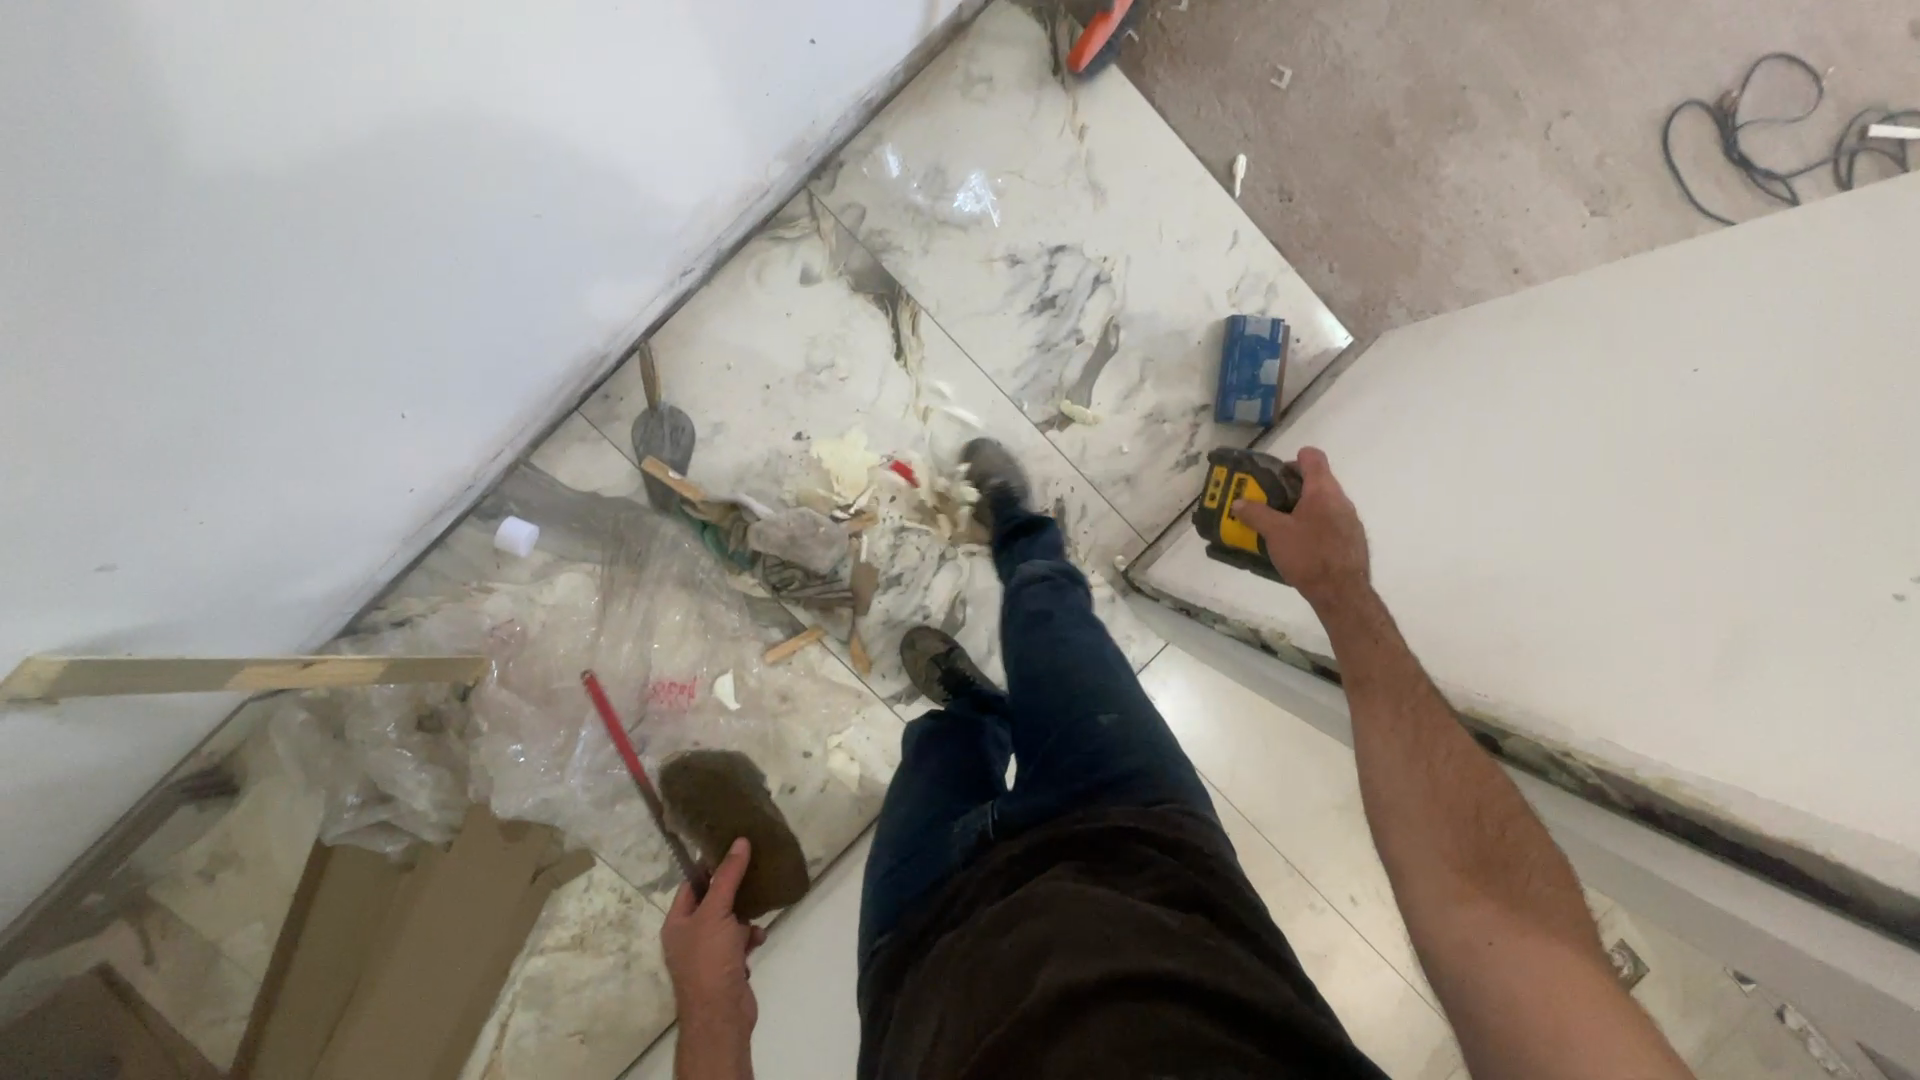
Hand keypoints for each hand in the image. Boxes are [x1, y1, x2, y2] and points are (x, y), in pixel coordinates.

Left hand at [662, 838, 767, 1036]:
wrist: (720, 1015)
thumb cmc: (709, 959)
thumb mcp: (716, 912)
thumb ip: (728, 876)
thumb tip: (740, 841)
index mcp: (677, 922)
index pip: (692, 884)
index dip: (711, 866)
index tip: (735, 847)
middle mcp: (689, 936)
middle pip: (714, 901)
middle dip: (735, 891)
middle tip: (755, 871)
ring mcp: (708, 953)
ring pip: (730, 921)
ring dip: (746, 917)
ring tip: (757, 913)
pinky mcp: (727, 966)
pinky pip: (740, 941)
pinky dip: (750, 937)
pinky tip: (758, 939)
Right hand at [1231, 446, 1369, 608]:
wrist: (1342, 592)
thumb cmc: (1308, 555)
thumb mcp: (1275, 534)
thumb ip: (1255, 514)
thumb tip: (1238, 502)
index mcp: (1323, 491)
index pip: (1313, 458)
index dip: (1294, 458)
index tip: (1276, 472)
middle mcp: (1341, 500)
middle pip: (1318, 481)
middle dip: (1292, 487)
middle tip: (1269, 500)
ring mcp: (1350, 520)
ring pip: (1323, 503)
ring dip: (1302, 507)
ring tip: (1280, 524)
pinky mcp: (1352, 539)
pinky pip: (1330, 522)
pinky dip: (1313, 524)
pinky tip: (1299, 544)